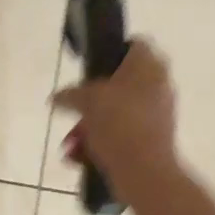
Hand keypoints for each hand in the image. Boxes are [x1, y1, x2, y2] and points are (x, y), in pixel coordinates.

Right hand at [51, 40, 179, 203]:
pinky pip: (123, 135)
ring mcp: (158, 115)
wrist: (144, 171)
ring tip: (71, 143)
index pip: (133, 44)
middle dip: (91, 101)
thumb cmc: (119, 123)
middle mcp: (159, 85)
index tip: (89, 68)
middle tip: (73, 112)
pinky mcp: (153, 141)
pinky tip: (79, 158)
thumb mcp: (86, 101)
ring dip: (91, 127)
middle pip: (120, 84)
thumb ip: (69, 95)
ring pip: (117, 113)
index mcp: (149, 65)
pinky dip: (102, 143)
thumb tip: (56, 97)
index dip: (110, 52)